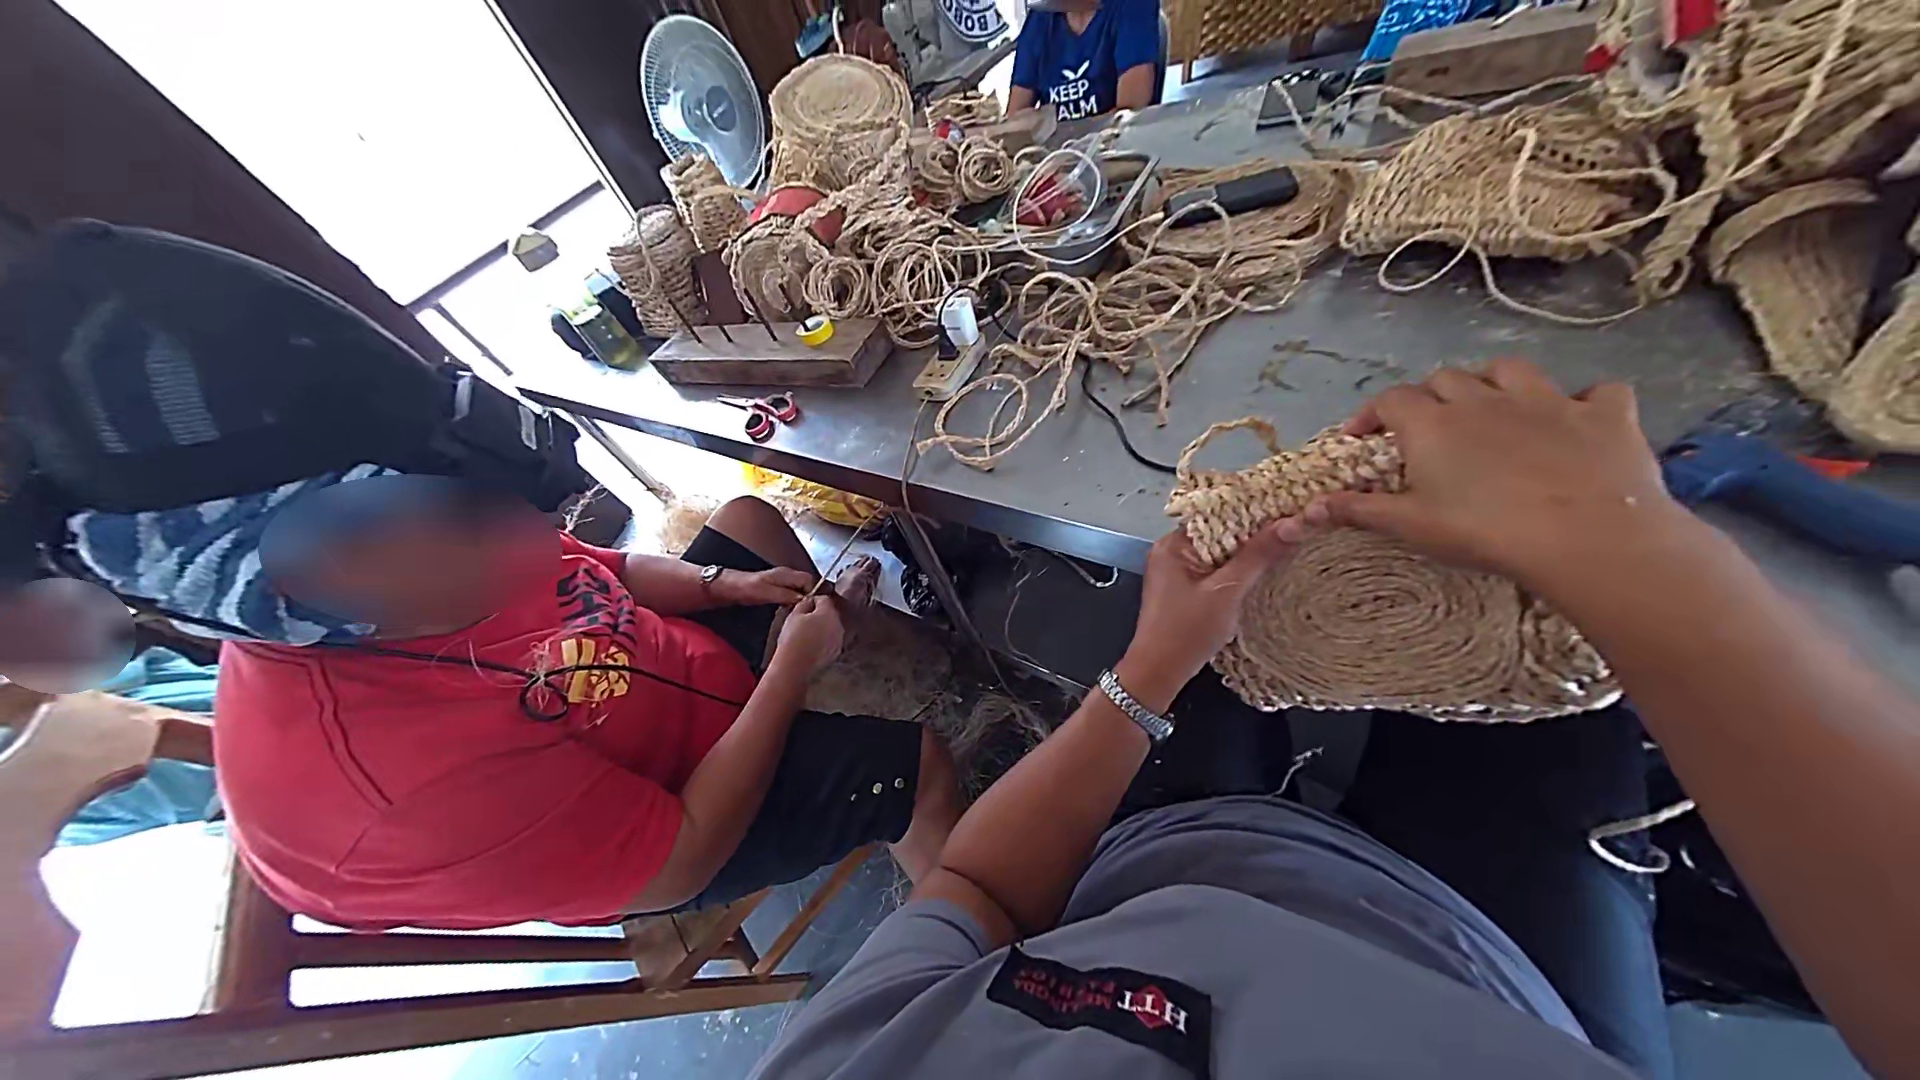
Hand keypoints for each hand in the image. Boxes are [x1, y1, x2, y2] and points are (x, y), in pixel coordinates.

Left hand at [713, 567, 815, 606]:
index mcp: (787, 574)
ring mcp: (781, 582)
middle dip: (811, 597)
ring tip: (803, 614)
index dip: (816, 592)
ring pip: (800, 590)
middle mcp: (786, 576)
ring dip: (802, 600)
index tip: (815, 607)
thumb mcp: (766, 593)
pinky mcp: (775, 589)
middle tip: (810, 613)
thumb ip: (786, 595)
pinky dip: (794, 602)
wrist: (727, 588)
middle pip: (807, 585)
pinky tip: (792, 612)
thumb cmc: (746, 589)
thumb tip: (804, 599)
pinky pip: (791, 595)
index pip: (810, 580)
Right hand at [773, 594, 846, 676]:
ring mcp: (839, 639)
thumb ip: (804, 604)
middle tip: (805, 620)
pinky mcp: (836, 652)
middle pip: (830, 614)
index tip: (805, 605)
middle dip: (820, 615)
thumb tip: (809, 601)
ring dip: (824, 628)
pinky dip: (825, 641)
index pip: (824, 599)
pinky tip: (813, 645)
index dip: (814, 600)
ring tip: (808, 634)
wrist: (796, 664)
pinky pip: (832, 641)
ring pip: (832, 628)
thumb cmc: (793, 638)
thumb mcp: (794, 615)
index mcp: (829, 612)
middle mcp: (838, 624)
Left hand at [1114, 526, 1299, 711]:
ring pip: (1220, 553)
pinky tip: (1263, 571)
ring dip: (1249, 553)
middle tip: (1296, 528)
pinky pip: (1216, 570)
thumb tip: (1291, 524)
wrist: (1158, 671)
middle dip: (1255, 533)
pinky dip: (1237, 571)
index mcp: (1173, 544)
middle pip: (1220, 533)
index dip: (1254, 512)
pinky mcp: (1185, 589)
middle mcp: (1171, 552)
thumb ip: (1258, 556)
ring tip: (1287, 545)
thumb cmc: (1185, 632)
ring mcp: (1177, 571)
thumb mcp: (1227, 591)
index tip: (1289, 510)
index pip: (1218, 515)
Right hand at [1311, 358, 1698, 595]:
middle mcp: (1482, 400)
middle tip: (1422, 427)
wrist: (1588, 538)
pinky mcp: (1604, 414)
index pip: (1389, 400)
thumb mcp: (1409, 525)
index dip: (1369, 414)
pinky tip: (1573, 420)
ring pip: (1510, 370)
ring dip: (1491, 382)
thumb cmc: (1482, 531)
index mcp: (1431, 425)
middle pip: (1444, 378)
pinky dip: (1580, 401)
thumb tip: (1307, 508)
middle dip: (1426, 396)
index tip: (1359, 437)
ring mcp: (1548, 401)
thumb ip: (1357, 510)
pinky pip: (1595, 392)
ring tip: (1487, 407)